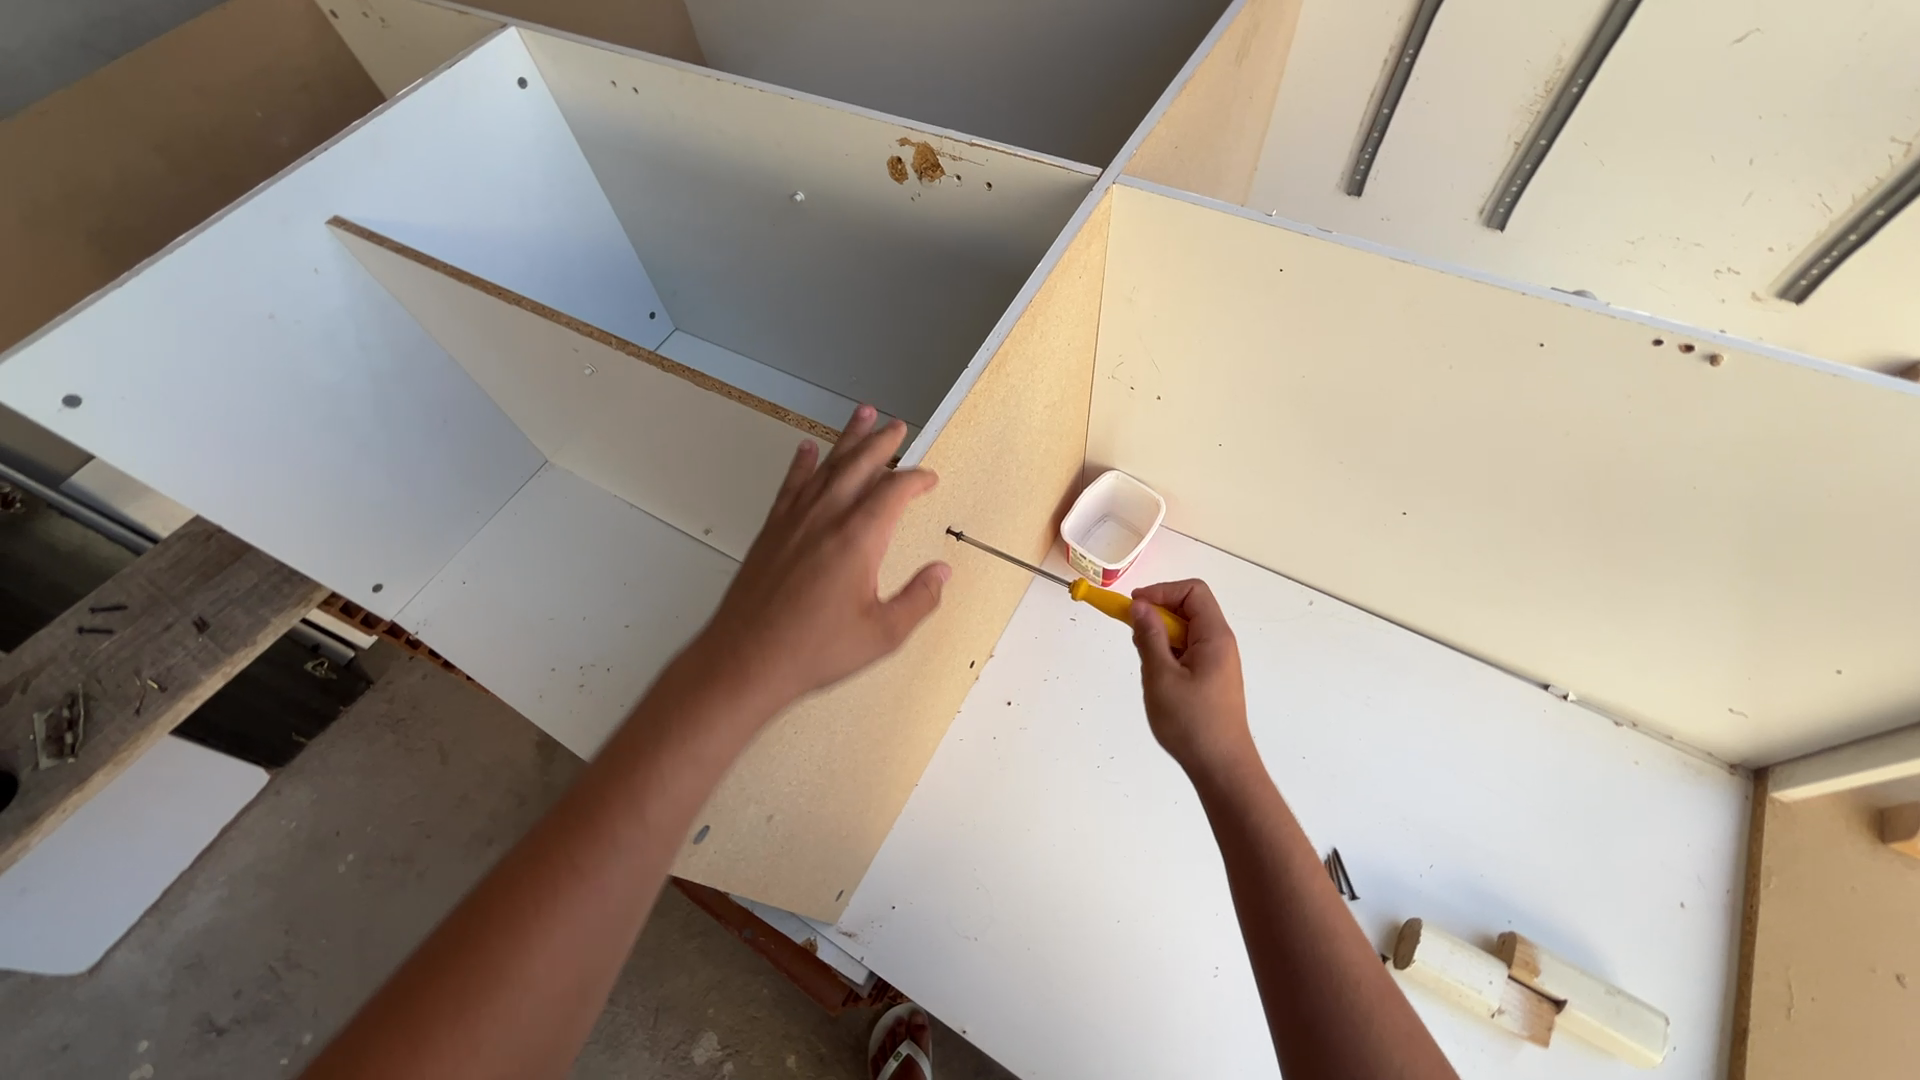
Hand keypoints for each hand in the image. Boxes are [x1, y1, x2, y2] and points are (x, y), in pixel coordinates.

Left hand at [689, 405, 948, 708]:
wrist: (747, 659)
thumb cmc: (812, 649)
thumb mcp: (882, 634)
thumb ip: (918, 600)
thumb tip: (941, 574)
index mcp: (858, 539)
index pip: (894, 491)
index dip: (916, 479)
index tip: (929, 479)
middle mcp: (826, 519)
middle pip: (860, 464)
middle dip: (882, 442)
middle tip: (896, 424)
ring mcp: (795, 521)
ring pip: (826, 465)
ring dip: (846, 438)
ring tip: (861, 414)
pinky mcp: (772, 531)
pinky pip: (791, 485)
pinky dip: (801, 464)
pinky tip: (806, 450)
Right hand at [1129, 579, 1251, 777]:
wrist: (1220, 766)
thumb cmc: (1191, 722)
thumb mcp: (1161, 677)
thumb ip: (1149, 637)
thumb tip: (1140, 606)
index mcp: (1214, 637)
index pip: (1193, 591)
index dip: (1161, 591)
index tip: (1135, 607)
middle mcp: (1220, 643)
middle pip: (1189, 607)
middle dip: (1157, 614)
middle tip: (1135, 635)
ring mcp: (1216, 661)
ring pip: (1184, 631)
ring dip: (1160, 637)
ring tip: (1146, 664)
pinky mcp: (1210, 678)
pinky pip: (1186, 651)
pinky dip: (1167, 653)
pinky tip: (1157, 678)